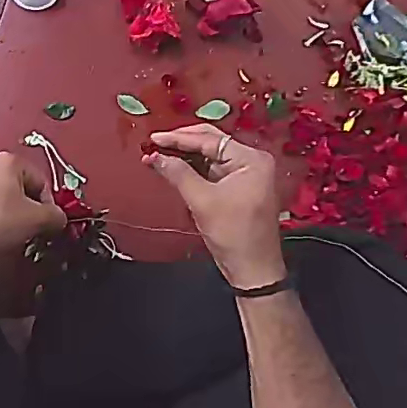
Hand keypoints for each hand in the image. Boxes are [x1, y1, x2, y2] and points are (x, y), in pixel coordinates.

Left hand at [0, 152, 66, 266]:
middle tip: (32, 229)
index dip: (48, 204)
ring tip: (12, 236)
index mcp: (8, 160)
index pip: (41, 181)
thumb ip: (56, 215)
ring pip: (3, 198)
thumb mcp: (37, 220)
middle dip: (30, 209)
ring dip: (12, 215)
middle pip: (22, 188)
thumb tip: (59, 218)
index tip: (48, 223)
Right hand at [146, 125, 284, 289]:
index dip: (179, 138)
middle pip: (212, 143)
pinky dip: (194, 168)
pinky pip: (213, 169)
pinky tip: (174, 166)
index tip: (153, 138)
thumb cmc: (233, 234)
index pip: (210, 140)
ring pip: (211, 156)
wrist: (253, 269)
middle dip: (182, 143)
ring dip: (186, 155)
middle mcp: (252, 160)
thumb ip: (178, 174)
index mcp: (251, 159)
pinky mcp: (239, 186)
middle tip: (154, 143)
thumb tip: (153, 156)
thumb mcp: (202, 201)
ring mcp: (246, 173)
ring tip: (159, 153)